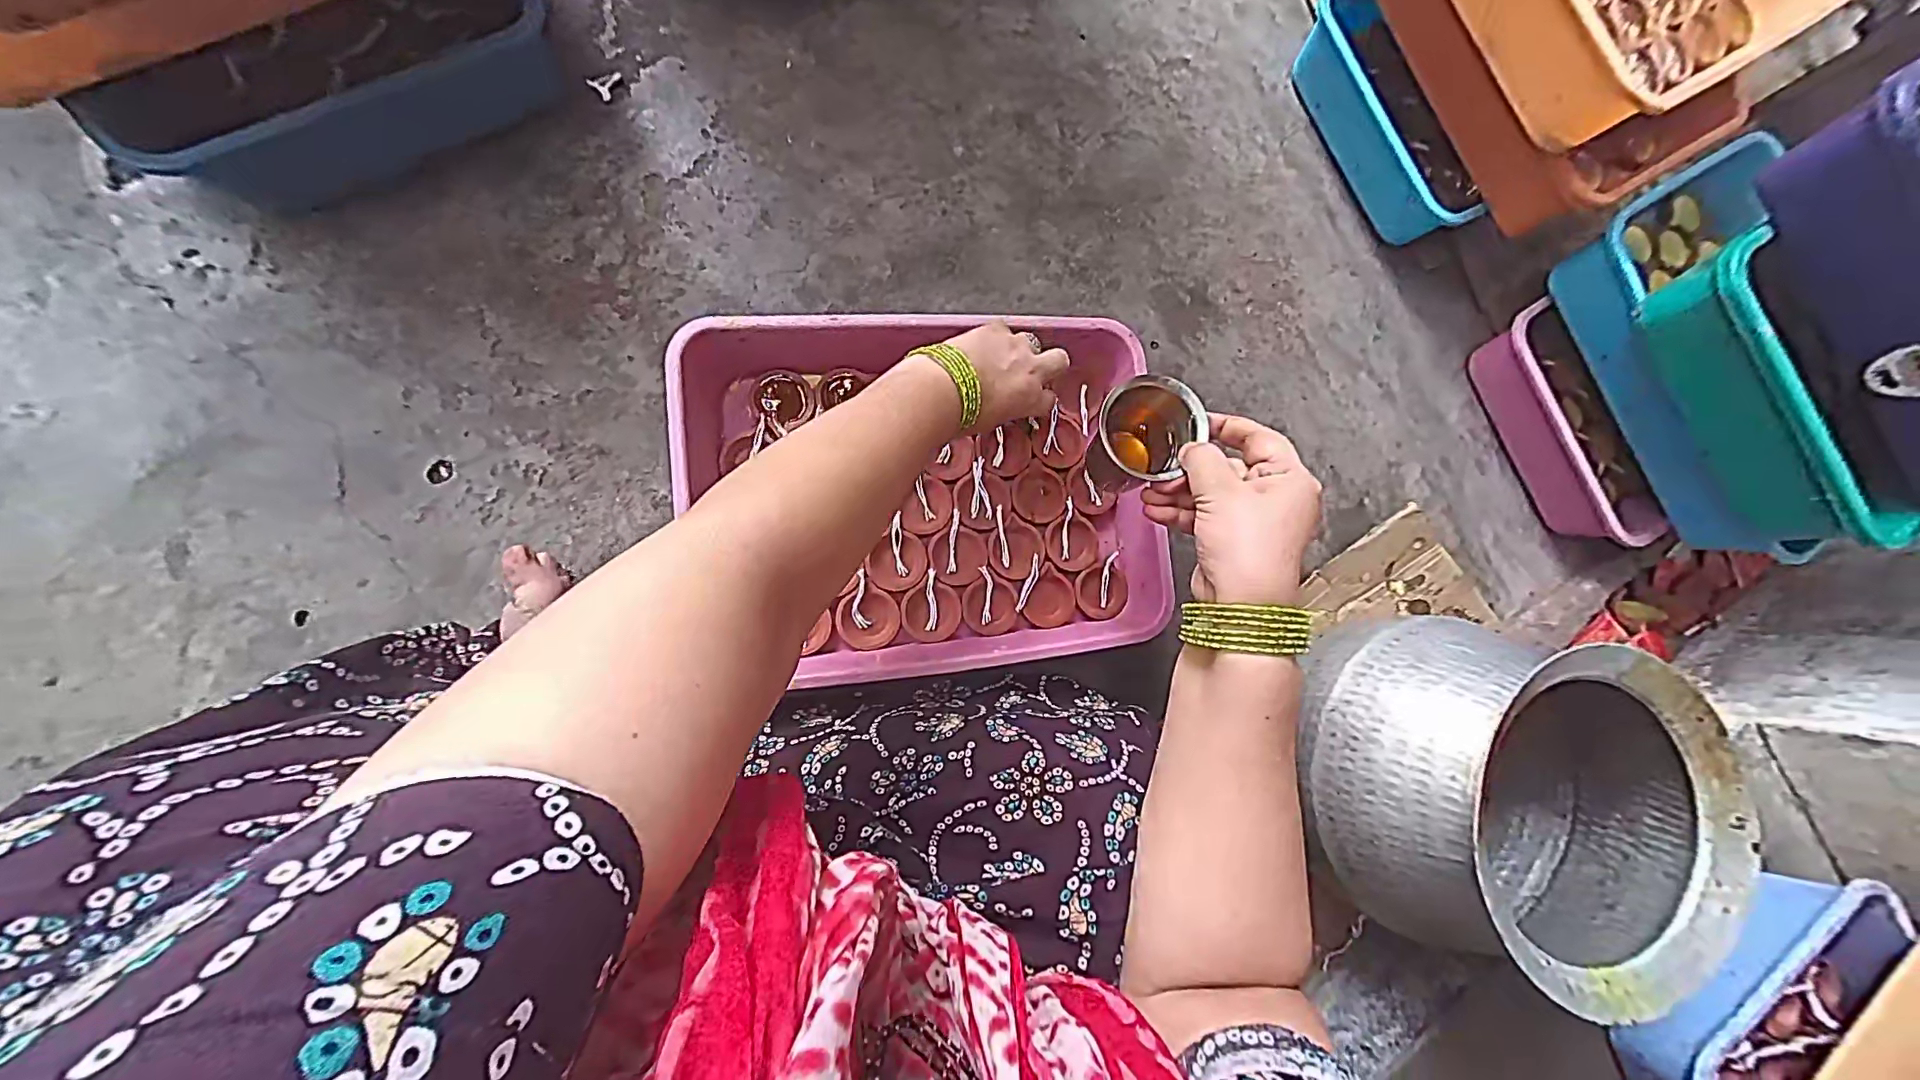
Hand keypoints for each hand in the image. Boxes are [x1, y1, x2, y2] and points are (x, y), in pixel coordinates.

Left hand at [932, 322, 1069, 432]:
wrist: (940, 390)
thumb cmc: (960, 413)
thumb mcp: (989, 422)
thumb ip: (1003, 410)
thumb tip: (997, 408)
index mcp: (1031, 399)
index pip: (1048, 399)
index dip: (1038, 397)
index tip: (1028, 398)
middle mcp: (1031, 370)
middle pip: (1059, 360)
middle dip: (1049, 364)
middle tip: (1029, 370)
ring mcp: (1015, 346)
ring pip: (1030, 341)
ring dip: (1019, 349)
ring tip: (998, 358)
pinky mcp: (995, 329)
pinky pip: (1003, 330)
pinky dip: (994, 337)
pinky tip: (979, 346)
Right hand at [1142, 414, 1322, 605]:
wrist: (1241, 603)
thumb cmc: (1250, 554)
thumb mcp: (1221, 492)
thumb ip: (1202, 460)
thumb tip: (1193, 448)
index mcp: (1289, 479)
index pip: (1258, 438)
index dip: (1227, 427)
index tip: (1201, 424)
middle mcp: (1275, 499)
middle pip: (1227, 468)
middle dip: (1191, 470)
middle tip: (1168, 470)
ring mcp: (1252, 521)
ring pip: (1211, 494)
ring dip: (1179, 492)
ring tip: (1155, 492)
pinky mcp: (1232, 540)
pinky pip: (1204, 515)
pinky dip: (1181, 511)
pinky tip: (1159, 510)